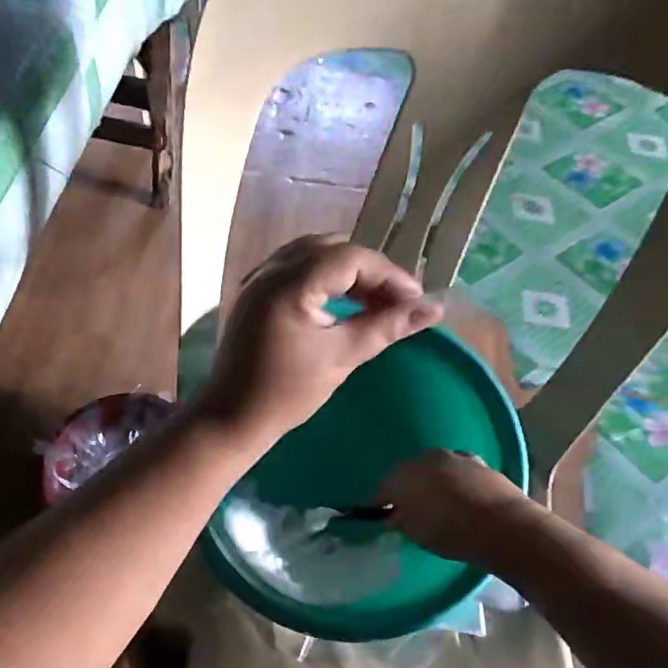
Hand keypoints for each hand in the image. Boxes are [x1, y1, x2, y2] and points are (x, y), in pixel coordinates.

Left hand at [193, 235, 441, 442]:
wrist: (233, 418)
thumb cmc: (286, 393)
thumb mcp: (341, 357)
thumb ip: (386, 326)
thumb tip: (434, 308)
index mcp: (288, 284)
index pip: (350, 258)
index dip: (388, 275)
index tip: (415, 300)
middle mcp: (269, 272)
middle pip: (330, 249)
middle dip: (368, 270)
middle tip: (394, 301)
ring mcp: (256, 281)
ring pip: (310, 255)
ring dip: (345, 272)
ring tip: (371, 302)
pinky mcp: (252, 295)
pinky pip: (292, 269)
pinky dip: (320, 278)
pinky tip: (338, 303)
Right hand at [376, 449, 547, 563]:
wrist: (503, 526)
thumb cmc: (449, 531)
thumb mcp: (415, 533)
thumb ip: (400, 520)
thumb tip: (395, 515)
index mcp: (402, 475)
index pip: (383, 488)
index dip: (380, 504)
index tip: (381, 516)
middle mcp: (424, 458)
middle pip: (407, 473)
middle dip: (406, 488)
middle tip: (408, 509)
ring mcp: (454, 457)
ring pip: (433, 469)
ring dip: (431, 482)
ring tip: (436, 502)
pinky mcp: (479, 462)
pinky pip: (457, 471)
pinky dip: (454, 481)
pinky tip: (459, 496)